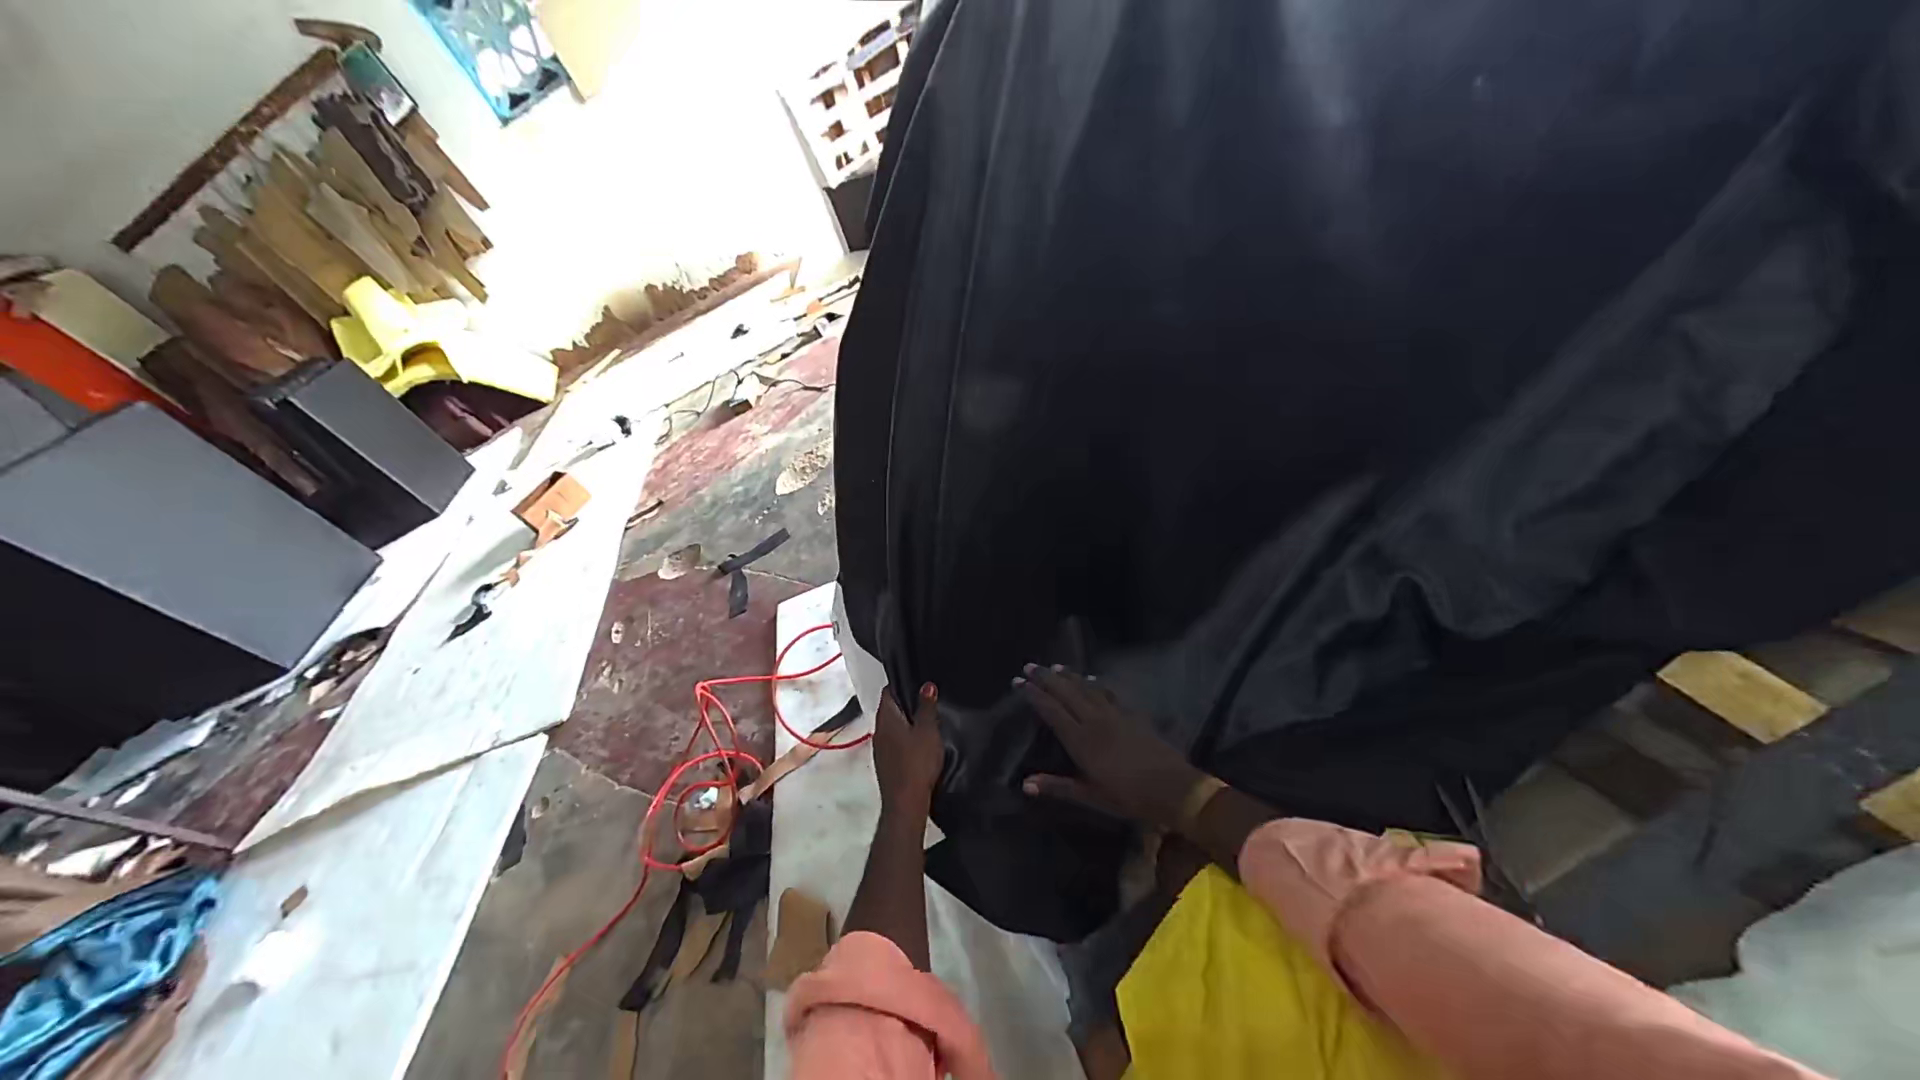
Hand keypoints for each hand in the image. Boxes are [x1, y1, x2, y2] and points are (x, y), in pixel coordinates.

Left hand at [873, 682, 944, 820]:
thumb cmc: (917, 763)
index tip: (917, 681)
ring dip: (906, 722)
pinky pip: (894, 742)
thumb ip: (926, 707)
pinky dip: (905, 738)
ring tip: (926, 720)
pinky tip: (919, 744)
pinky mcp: (885, 763)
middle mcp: (878, 731)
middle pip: (890, 709)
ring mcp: (880, 749)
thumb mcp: (928, 731)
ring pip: (892, 727)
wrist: (905, 803)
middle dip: (906, 703)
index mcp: (886, 718)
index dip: (901, 684)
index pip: (888, 692)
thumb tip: (926, 685)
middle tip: (927, 700)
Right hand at [1016, 665, 1207, 830]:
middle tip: (1030, 665)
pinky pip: (1108, 693)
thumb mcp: (1090, 796)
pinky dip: (1096, 684)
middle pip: (1066, 692)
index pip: (1051, 710)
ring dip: (1070, 676)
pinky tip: (1092, 680)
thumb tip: (1025, 783)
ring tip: (1056, 666)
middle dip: (1047, 677)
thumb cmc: (1128, 797)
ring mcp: (1115, 715)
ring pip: (1087, 688)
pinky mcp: (1132, 715)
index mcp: (1080, 740)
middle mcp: (1094, 721)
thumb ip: (1058, 787)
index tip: (1019, 681)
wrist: (1172, 788)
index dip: (1034, 694)